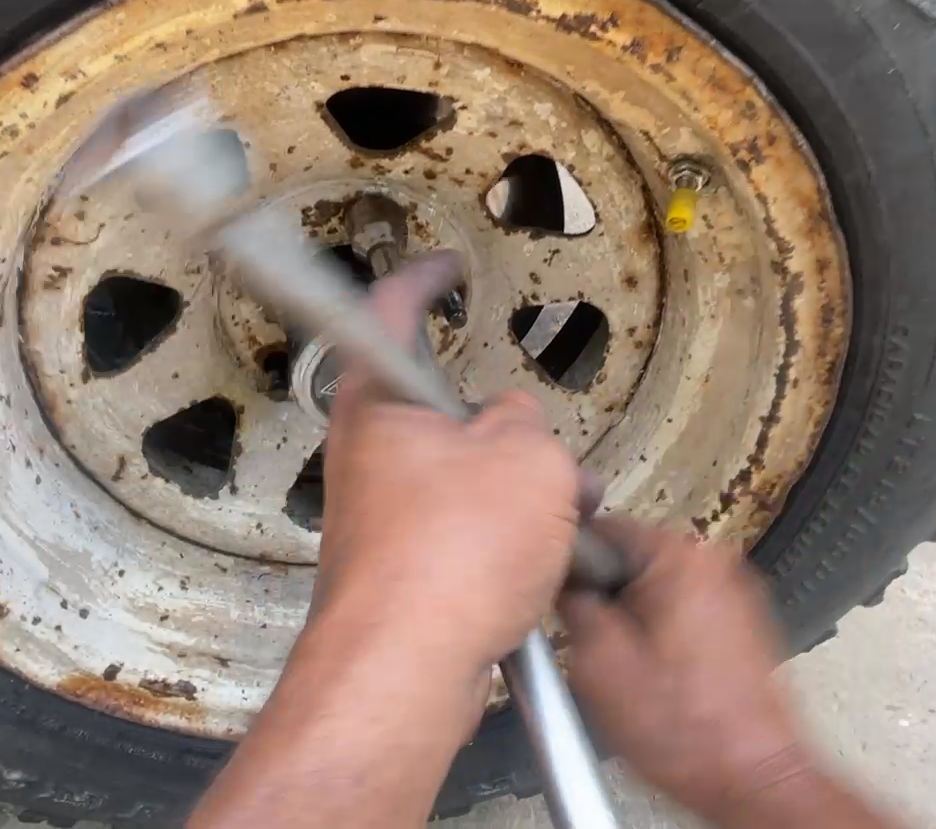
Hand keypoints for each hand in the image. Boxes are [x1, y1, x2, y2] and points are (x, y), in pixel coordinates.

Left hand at [313, 253, 585, 678]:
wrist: (406, 668)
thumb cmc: (450, 555)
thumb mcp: (526, 458)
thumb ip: (527, 419)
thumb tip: (514, 426)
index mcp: (379, 399)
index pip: (389, 308)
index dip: (424, 277)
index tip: (447, 266)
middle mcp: (369, 446)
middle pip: (447, 406)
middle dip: (510, 426)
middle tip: (550, 452)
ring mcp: (381, 503)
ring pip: (463, 469)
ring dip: (518, 485)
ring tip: (566, 518)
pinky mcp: (401, 555)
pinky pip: (460, 521)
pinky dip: (502, 529)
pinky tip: (542, 559)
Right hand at [559, 519, 807, 819]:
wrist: (757, 786)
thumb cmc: (689, 732)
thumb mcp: (600, 664)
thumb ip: (572, 604)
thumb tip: (561, 581)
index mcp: (678, 556)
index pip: (600, 527)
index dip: (571, 562)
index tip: (565, 595)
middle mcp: (713, 560)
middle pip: (628, 554)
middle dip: (605, 591)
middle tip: (596, 639)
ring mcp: (735, 590)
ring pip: (654, 581)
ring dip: (633, 610)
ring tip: (630, 661)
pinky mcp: (743, 620)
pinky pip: (683, 604)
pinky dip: (662, 626)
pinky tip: (658, 670)